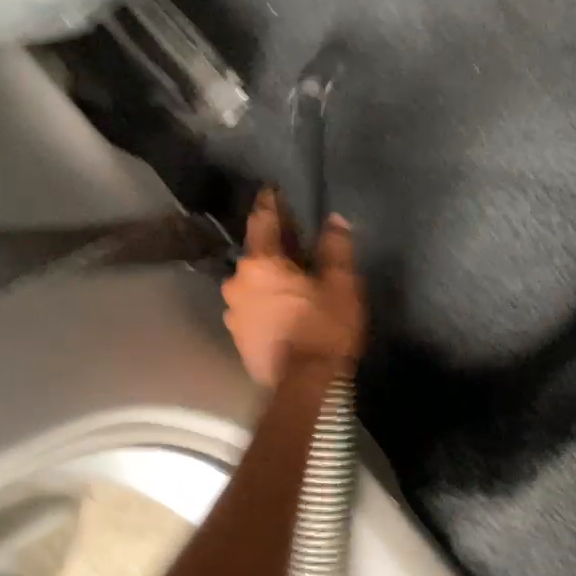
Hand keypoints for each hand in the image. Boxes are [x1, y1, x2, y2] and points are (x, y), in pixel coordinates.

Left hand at [221, 192, 365, 384]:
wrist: (303, 386)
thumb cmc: (325, 328)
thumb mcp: (341, 284)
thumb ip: (336, 248)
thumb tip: (334, 219)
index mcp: (261, 263)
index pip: (263, 220)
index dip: (270, 203)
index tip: (272, 189)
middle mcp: (238, 281)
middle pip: (258, 254)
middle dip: (276, 247)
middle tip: (298, 243)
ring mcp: (233, 311)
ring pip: (254, 283)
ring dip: (272, 278)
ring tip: (295, 281)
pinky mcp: (238, 336)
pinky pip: (253, 307)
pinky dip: (268, 301)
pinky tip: (287, 309)